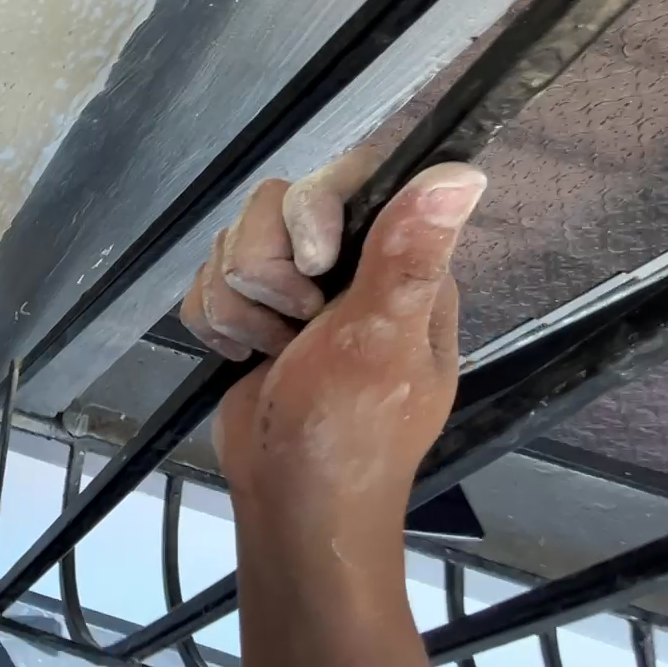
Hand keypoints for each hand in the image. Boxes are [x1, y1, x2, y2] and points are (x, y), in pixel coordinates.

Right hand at [181, 150, 484, 524]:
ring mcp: (288, 287)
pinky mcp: (245, 310)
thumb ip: (406, 258)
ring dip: (236, 307)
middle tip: (293, 324)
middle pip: (268, 207)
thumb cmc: (346, 432)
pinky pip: (202, 280)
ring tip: (267, 350)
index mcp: (396, 264)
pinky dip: (212, 322)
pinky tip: (239, 354)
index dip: (310, 208)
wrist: (287, 497)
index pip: (346, 179)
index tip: (310, 266)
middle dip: (263, 273)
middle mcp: (342, 265)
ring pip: (229, 244)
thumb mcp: (379, 345)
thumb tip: (465, 170)